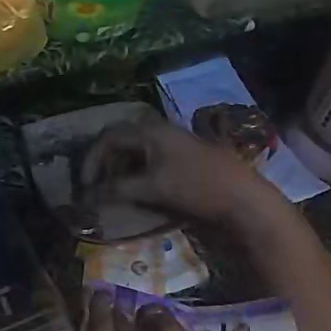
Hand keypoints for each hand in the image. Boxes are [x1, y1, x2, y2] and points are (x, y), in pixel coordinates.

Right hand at [79, 119, 288, 227]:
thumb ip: (118, 189)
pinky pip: (151, 161)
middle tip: (98, 187)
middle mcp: (161, 131)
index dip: (92, 159)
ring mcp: (175, 144)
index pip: (109, 136)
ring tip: (115, 192)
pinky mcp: (185, 159)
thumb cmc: (197, 187)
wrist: (245, 200)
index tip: (86, 184)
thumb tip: (89, 196)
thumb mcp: (153, 188)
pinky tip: (139, 192)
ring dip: (121, 170)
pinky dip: (138, 174)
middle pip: (122, 141)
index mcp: (151, 131)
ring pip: (137, 152)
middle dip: (105, 163)